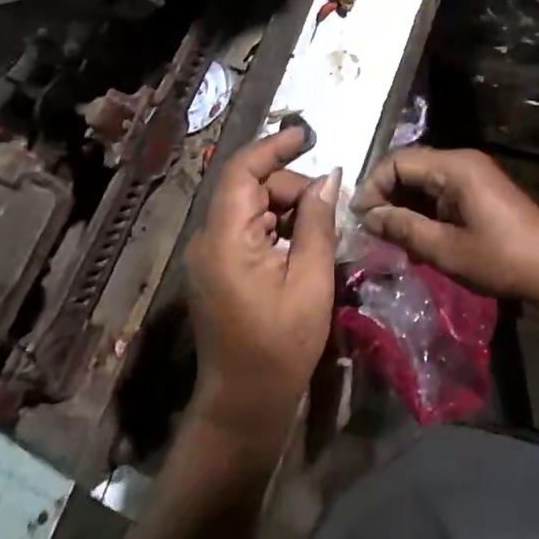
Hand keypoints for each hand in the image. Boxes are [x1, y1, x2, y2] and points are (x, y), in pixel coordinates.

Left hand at [184, 125, 337, 435]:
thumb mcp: (310, 282)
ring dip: (285, 206)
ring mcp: (209, 253)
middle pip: (249, 187)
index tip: (307, 135)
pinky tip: (301, 241)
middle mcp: (208, 238)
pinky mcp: (217, 266)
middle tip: (328, 207)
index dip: (273, 147)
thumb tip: (329, 177)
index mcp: (225, 239)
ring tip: (320, 226)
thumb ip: (317, 223)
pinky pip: (246, 228)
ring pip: (250, 206)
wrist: (244, 403)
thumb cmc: (281, 346)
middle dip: (290, 186)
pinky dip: (275, 225)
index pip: (242, 171)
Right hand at [353, 147, 538, 302]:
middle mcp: (461, 161)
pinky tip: (414, 239)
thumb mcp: (445, 249)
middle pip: (409, 167)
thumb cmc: (500, 259)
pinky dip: (422, 211)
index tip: (358, 218)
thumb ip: (402, 228)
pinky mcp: (478, 191)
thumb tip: (367, 217)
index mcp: (454, 167)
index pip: (397, 161)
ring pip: (422, 181)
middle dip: (385, 196)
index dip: (372, 186)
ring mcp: (472, 175)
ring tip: (388, 238)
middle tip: (369, 229)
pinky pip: (439, 192)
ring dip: (403, 206)